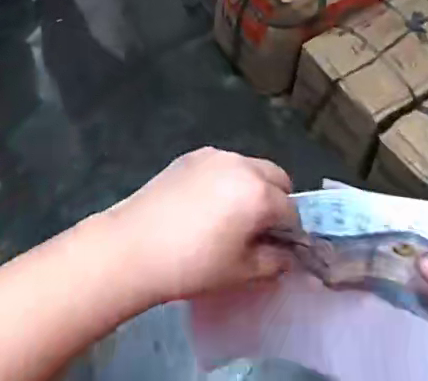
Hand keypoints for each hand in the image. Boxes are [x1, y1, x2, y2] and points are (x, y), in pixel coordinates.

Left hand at [103, 147, 298, 305]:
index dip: (289, 232)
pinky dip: (226, 179)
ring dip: (251, 187)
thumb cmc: (194, 264)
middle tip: (257, 231)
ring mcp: (214, 155)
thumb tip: (285, 254)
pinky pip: (223, 164)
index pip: (291, 210)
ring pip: (249, 167)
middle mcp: (241, 164)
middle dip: (276, 201)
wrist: (136, 245)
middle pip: (276, 177)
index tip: (277, 249)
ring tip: (229, 218)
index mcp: (259, 192)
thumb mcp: (241, 272)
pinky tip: (205, 206)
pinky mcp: (191, 155)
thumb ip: (273, 261)